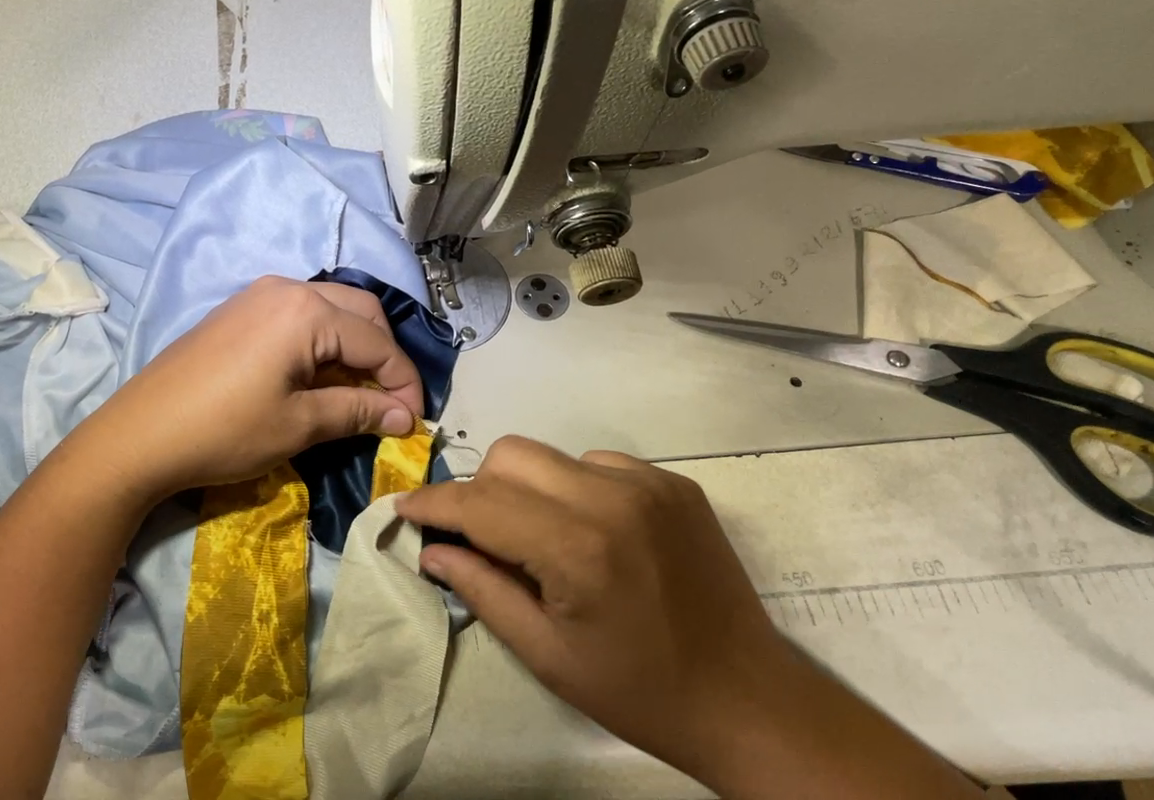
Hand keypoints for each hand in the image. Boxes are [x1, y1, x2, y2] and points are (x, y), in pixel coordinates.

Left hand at [61, 276, 424, 502]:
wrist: (140, 435)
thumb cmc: (224, 431)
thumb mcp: (298, 425)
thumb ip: (357, 412)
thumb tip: (404, 417)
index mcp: (306, 311)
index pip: (378, 341)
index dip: (404, 382)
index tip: (415, 422)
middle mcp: (286, 288)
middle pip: (360, 312)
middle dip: (383, 355)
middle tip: (389, 403)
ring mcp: (257, 295)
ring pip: (330, 309)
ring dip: (354, 346)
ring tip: (358, 392)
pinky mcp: (238, 310)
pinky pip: (298, 315)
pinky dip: (322, 341)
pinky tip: (318, 376)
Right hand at [398, 437, 983, 799]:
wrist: (747, 699)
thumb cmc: (637, 689)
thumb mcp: (545, 653)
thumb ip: (481, 589)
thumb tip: (431, 548)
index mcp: (577, 548)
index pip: (480, 502)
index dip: (435, 503)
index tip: (406, 508)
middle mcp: (612, 498)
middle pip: (511, 456)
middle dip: (481, 490)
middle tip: (481, 537)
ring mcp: (650, 484)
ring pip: (551, 454)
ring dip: (528, 487)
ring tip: (541, 537)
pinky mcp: (675, 483)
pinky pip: (598, 463)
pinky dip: (575, 488)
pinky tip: (591, 532)